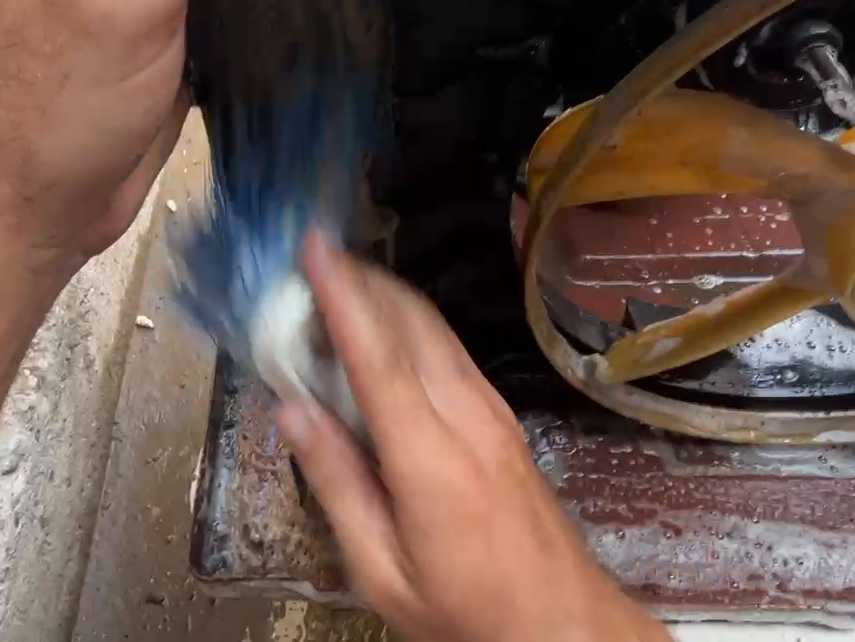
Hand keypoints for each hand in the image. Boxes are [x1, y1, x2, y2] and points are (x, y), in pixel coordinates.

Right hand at [278, 236, 670, 641]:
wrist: (562, 620)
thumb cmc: (463, 607)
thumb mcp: (382, 571)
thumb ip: (337, 484)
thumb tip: (291, 412)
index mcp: (429, 457)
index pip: (378, 357)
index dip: (342, 297)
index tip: (315, 249)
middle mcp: (464, 412)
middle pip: (408, 321)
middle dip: (360, 278)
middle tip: (314, 257)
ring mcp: (489, 404)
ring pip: (432, 323)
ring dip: (384, 290)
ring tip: (340, 277)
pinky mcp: (499, 407)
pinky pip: (447, 342)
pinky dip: (408, 315)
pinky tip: (384, 320)